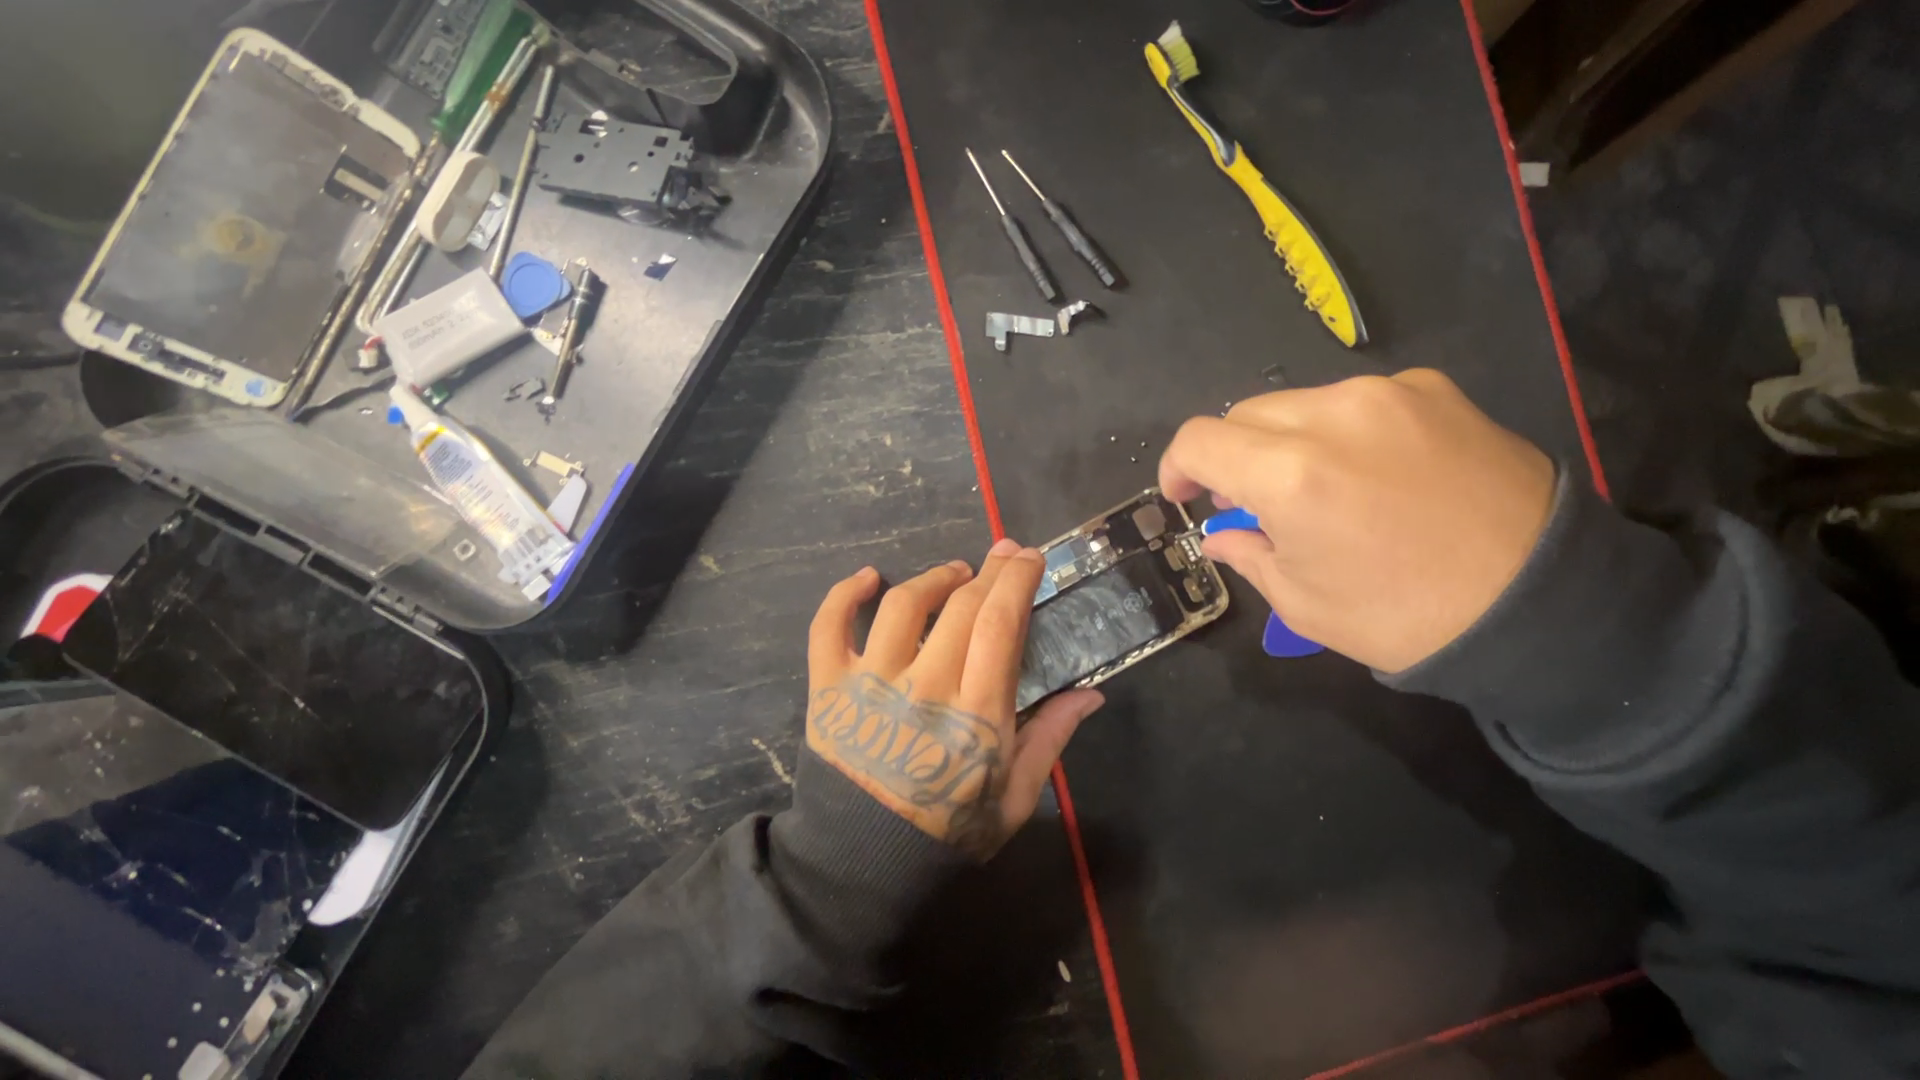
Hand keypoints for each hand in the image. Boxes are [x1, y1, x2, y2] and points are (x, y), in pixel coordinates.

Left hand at [806, 538, 1104, 858]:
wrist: (862, 864)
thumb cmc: (948, 832)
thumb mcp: (1015, 797)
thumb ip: (1051, 739)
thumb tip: (1091, 693)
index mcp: (976, 713)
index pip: (1002, 624)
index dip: (1018, 580)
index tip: (1030, 558)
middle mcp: (924, 685)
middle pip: (961, 605)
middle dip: (990, 571)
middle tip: (1004, 555)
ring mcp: (870, 682)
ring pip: (902, 604)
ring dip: (934, 577)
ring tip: (955, 573)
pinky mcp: (827, 686)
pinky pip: (828, 626)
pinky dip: (843, 594)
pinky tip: (867, 577)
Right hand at [1158, 369, 1556, 673]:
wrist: (1540, 601)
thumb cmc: (1404, 615)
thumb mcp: (1303, 602)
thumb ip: (1248, 553)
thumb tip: (1223, 531)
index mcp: (1288, 474)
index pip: (1199, 440)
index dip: (1177, 467)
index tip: (1187, 497)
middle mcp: (1330, 415)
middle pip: (1245, 415)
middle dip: (1232, 456)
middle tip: (1253, 503)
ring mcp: (1387, 394)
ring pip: (1300, 403)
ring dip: (1286, 440)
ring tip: (1319, 487)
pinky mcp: (1436, 390)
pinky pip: (1359, 401)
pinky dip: (1343, 430)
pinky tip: (1374, 471)